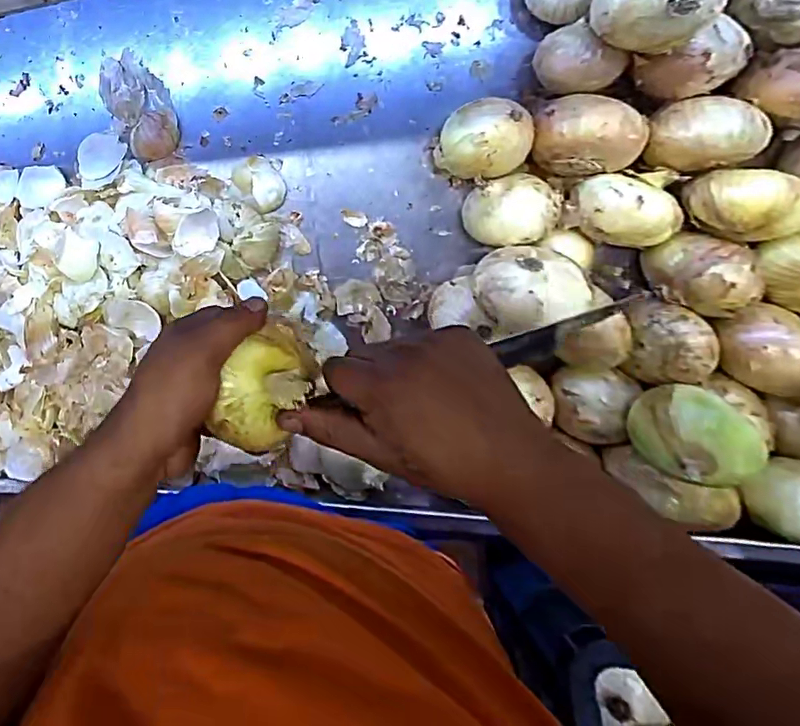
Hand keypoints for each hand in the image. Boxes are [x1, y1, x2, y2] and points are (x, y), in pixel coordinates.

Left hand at [97, 298, 268, 480]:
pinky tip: (263, 413)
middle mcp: (183, 356)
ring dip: (249, 382)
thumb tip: (260, 300)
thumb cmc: (176, 390)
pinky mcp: (195, 414)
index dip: (245, 318)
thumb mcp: (205, 348)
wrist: (150, 446)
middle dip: (251, 351)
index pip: (219, 315)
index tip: (276, 330)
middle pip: (223, 346)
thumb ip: (232, 324)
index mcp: (182, 333)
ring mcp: (188, 387)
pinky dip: (241, 408)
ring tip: (279, 386)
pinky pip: (224, 405)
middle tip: (283, 360)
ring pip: (225, 377)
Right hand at [278, 327, 563, 509]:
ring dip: (399, 365)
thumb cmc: (440, 465)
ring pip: (393, 345)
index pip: (335, 368)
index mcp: (376, 383)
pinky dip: (430, 356)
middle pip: (363, 354)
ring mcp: (432, 339)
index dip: (345, 392)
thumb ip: (330, 429)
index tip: (366, 412)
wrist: (514, 461)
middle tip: (397, 409)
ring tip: (427, 397)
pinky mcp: (459, 334)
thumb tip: (285, 414)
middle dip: (370, 377)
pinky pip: (427, 338)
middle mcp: (399, 351)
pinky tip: (449, 383)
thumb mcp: (380, 454)